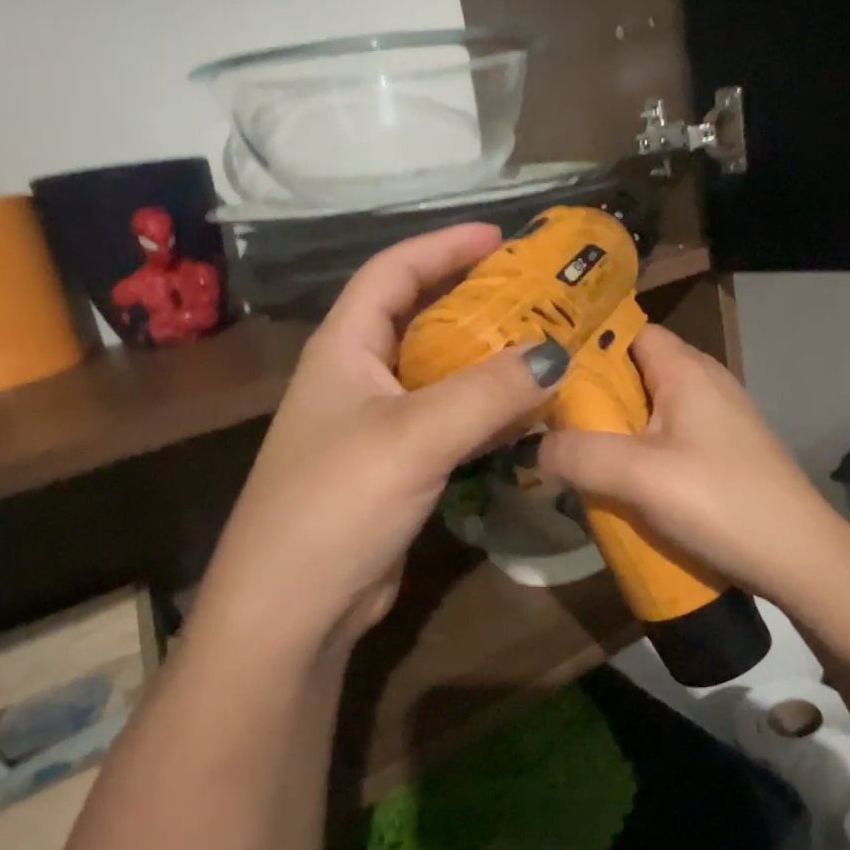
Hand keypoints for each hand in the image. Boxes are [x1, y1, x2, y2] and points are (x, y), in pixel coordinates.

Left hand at [198, 224, 569, 645]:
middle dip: (478, 304)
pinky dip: (489, 416)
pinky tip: (530, 418)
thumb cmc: (337, 503)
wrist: (291, 611)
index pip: (391, 272)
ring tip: (550, 351)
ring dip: (490, 364)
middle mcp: (358, 379)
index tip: (500, 237)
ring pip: (441, 378)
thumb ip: (488, 392)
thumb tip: (558, 354)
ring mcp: (376, 429)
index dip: (442, 246)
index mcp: (344, 349)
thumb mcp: (415, 437)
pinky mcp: (396, 472)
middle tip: (542, 297)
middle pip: (421, 321)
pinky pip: (450, 426)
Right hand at [536, 325, 844, 601]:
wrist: (800, 559)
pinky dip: (637, 451)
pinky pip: (667, 439)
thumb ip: (579, 454)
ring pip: (650, 408)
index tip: (540, 363)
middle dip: (590, 390)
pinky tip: (614, 480)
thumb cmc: (720, 503)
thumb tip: (534, 446)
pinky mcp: (723, 455)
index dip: (586, 341)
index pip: (629, 331)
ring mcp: (718, 420)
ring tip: (567, 447)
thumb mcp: (639, 476)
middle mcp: (705, 383)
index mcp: (686, 370)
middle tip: (540, 412)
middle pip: (635, 370)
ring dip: (612, 426)